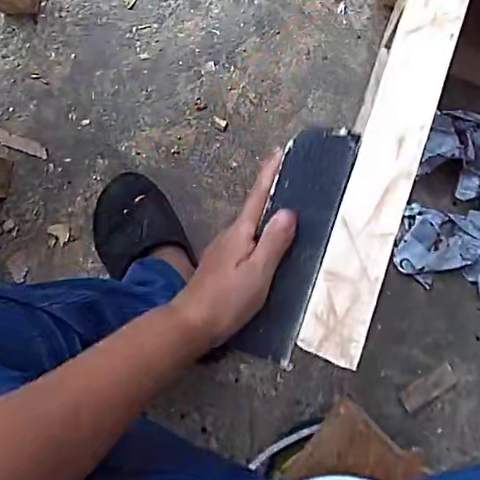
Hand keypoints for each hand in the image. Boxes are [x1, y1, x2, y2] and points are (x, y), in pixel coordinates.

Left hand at [169, 150, 296, 347]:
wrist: (187, 328)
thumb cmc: (226, 300)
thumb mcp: (258, 271)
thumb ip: (274, 241)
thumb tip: (288, 211)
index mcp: (241, 233)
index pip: (258, 196)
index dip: (269, 174)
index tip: (279, 151)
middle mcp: (230, 236)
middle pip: (255, 209)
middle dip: (272, 193)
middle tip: (292, 180)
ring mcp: (223, 251)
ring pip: (251, 228)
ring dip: (267, 218)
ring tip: (287, 213)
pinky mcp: (221, 266)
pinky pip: (247, 243)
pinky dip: (261, 237)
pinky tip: (268, 246)